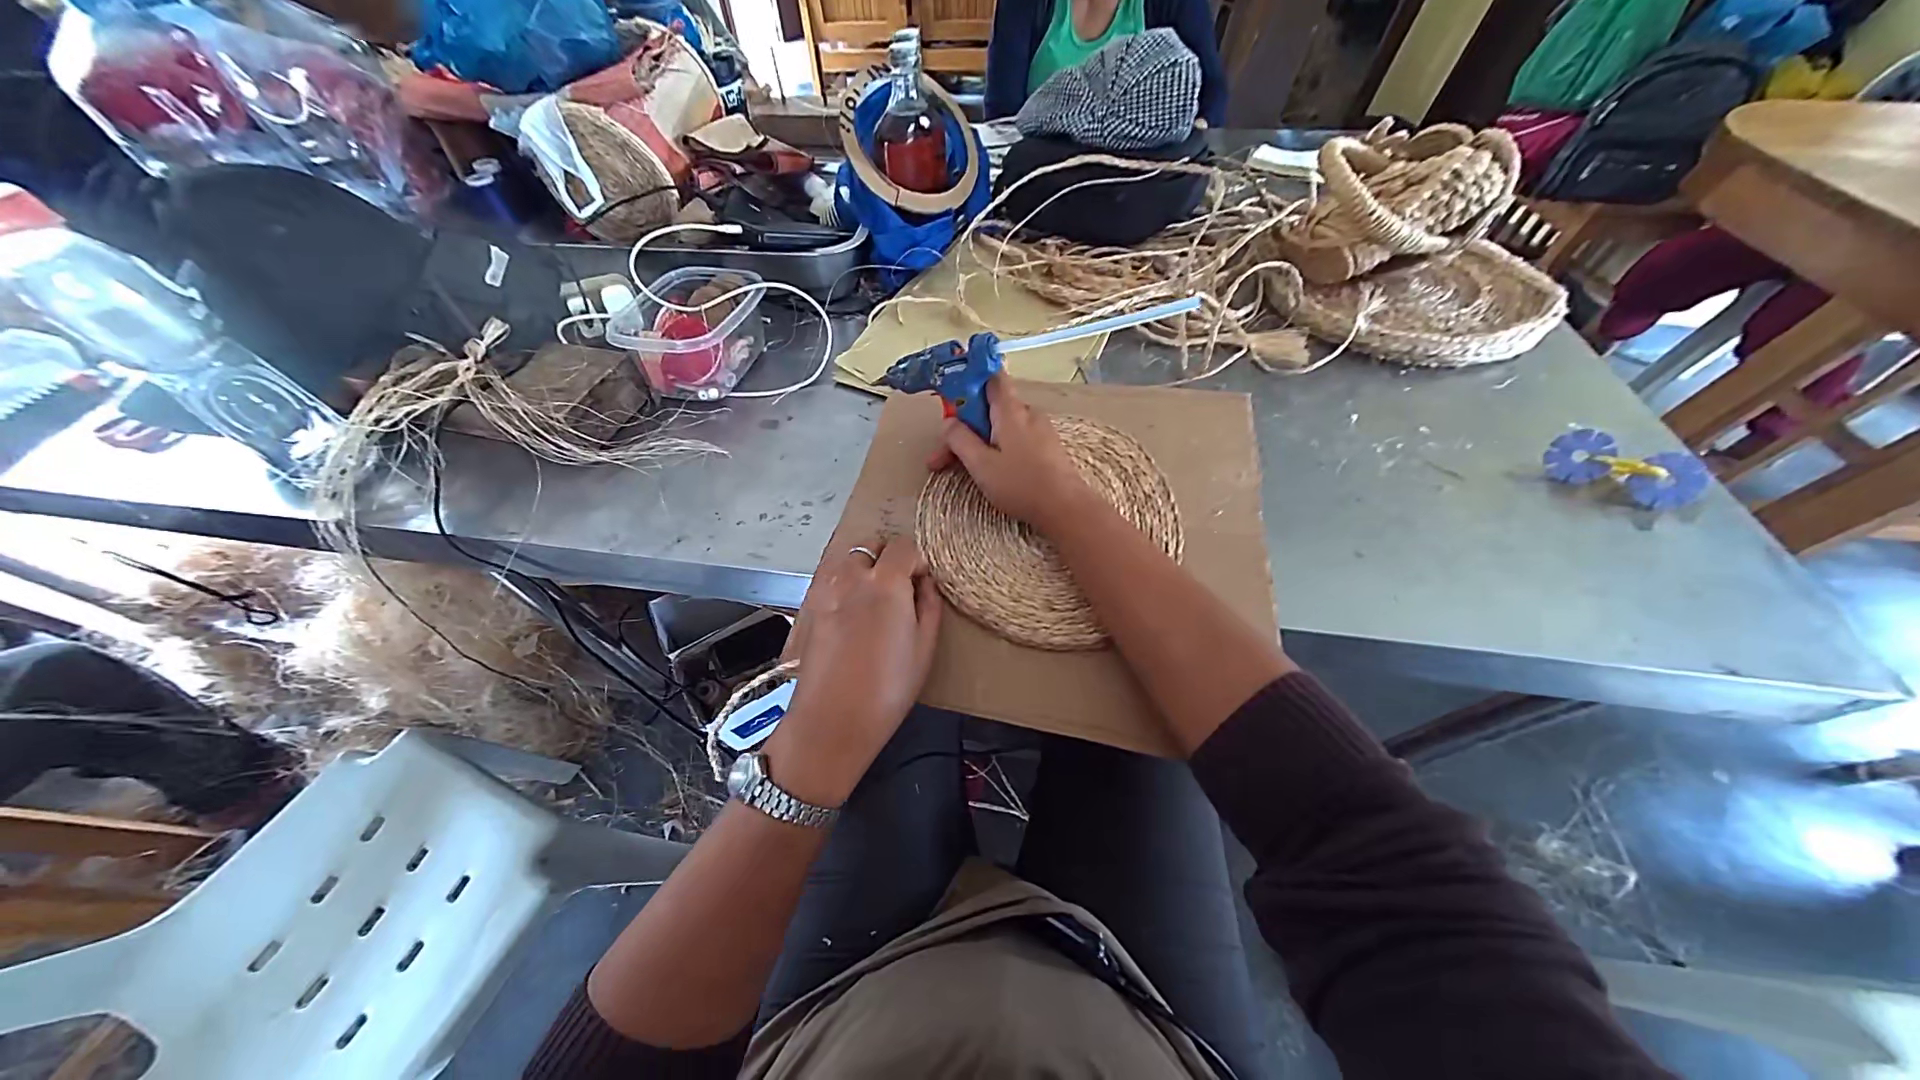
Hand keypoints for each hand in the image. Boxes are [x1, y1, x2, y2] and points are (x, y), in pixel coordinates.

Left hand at [762, 535, 941, 806]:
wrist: (833, 720)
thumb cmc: (886, 689)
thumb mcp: (925, 647)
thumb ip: (929, 604)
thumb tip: (925, 584)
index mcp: (886, 583)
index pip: (904, 546)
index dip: (918, 561)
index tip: (923, 582)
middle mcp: (852, 577)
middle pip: (872, 545)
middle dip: (888, 558)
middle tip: (901, 586)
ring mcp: (826, 590)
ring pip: (848, 560)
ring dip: (864, 568)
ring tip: (876, 599)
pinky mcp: (810, 608)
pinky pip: (831, 580)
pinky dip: (845, 584)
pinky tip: (854, 614)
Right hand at [926, 374, 1092, 533]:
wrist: (1065, 508)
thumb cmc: (1021, 484)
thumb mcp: (981, 465)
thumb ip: (960, 440)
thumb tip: (949, 422)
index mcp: (1010, 410)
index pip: (991, 376)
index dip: (969, 381)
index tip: (951, 401)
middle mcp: (1027, 413)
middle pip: (991, 408)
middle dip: (965, 428)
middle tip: (942, 458)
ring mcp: (1041, 430)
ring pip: (1002, 426)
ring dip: (979, 442)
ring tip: (963, 469)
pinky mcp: (1047, 448)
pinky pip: (1016, 439)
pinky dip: (998, 449)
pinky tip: (991, 472)